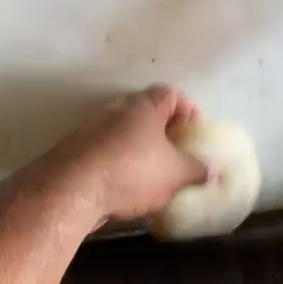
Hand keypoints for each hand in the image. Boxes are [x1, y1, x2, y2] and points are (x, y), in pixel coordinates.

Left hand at [33, 84, 208, 224]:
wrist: (71, 189)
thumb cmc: (131, 171)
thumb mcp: (176, 174)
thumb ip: (197, 169)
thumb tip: (211, 168)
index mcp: (144, 105)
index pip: (172, 93)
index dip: (188, 110)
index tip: (196, 133)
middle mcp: (117, 109)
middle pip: (147, 112)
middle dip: (164, 132)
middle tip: (178, 155)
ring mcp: (93, 128)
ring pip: (124, 133)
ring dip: (140, 149)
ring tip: (154, 176)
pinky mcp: (77, 150)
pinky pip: (107, 151)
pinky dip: (120, 164)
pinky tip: (127, 188)